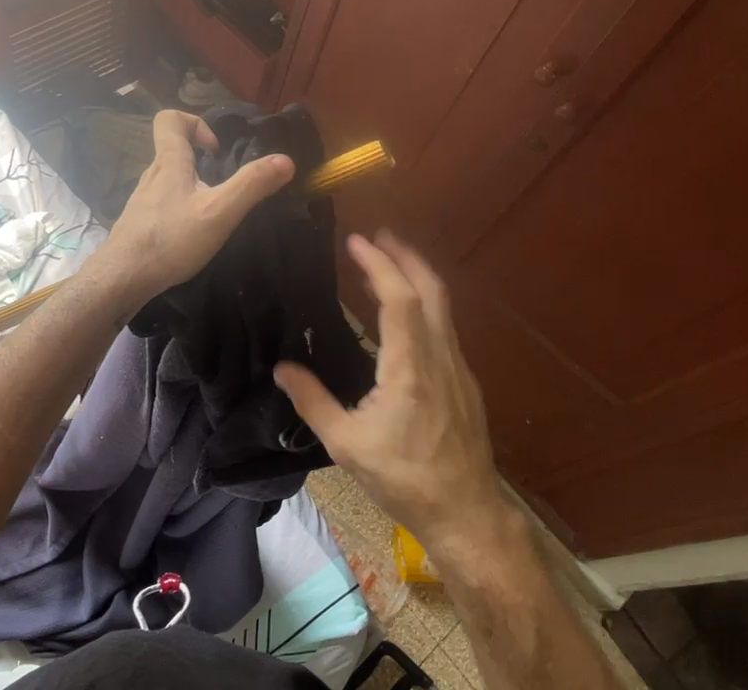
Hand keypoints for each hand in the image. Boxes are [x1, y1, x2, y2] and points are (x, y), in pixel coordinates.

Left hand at [90, 110, 294, 304]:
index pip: (170, 119)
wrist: (122, 278)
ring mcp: (141, 200)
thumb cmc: (170, 240)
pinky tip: (191, 234)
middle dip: (201, 160)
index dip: (195, 123)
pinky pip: (162, 204)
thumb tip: (286, 160)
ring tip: (212, 212)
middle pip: (173, 151)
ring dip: (192, 187)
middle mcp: (152, 175)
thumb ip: (251, 185)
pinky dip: (180, 210)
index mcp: (169, 162)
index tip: (216, 150)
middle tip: (224, 185)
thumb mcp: (219, 212)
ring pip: (169, 180)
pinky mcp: (138, 223)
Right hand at [274, 231, 510, 551]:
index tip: (356, 240)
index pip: (399, 298)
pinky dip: (424, 303)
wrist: (467, 513)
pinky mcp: (464, 383)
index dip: (379, 264)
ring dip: (416, 277)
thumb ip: (312, 400)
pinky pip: (445, 326)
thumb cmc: (404, 479)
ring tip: (387, 264)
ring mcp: (458, 368)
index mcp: (410, 367)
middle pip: (431, 290)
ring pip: (443, 307)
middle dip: (405, 256)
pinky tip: (405, 315)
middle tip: (378, 235)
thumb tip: (281, 368)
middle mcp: (440, 357)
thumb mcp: (346, 444)